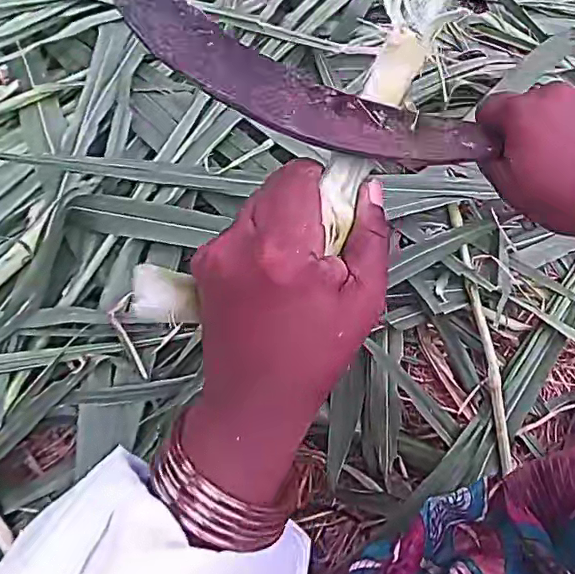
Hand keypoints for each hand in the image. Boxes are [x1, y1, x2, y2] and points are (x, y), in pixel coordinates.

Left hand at [182, 160, 389, 501]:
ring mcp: (215, 251)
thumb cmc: (314, 356)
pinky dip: (260, 239)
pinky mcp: (203, 261)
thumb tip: (371, 191)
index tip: (338, 213)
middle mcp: (240, 242)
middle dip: (305, 203)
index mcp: (283, 249)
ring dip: (282, 220)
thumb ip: (371, 237)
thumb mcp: (364, 299)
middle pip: (278, 185)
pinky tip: (272, 277)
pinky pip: (241, 227)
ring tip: (295, 267)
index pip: (299, 174)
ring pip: (259, 204)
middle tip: (320, 247)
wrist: (255, 399)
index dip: (325, 186)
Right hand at [478, 84, 574, 280]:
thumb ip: (489, 162)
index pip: (488, 108)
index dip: (488, 133)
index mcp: (520, 111)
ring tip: (564, 165)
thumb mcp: (511, 189)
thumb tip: (487, 150)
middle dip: (523, 130)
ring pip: (553, 109)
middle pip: (523, 106)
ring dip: (552, 129)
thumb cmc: (569, 197)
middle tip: (534, 164)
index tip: (498, 151)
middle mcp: (551, 94)